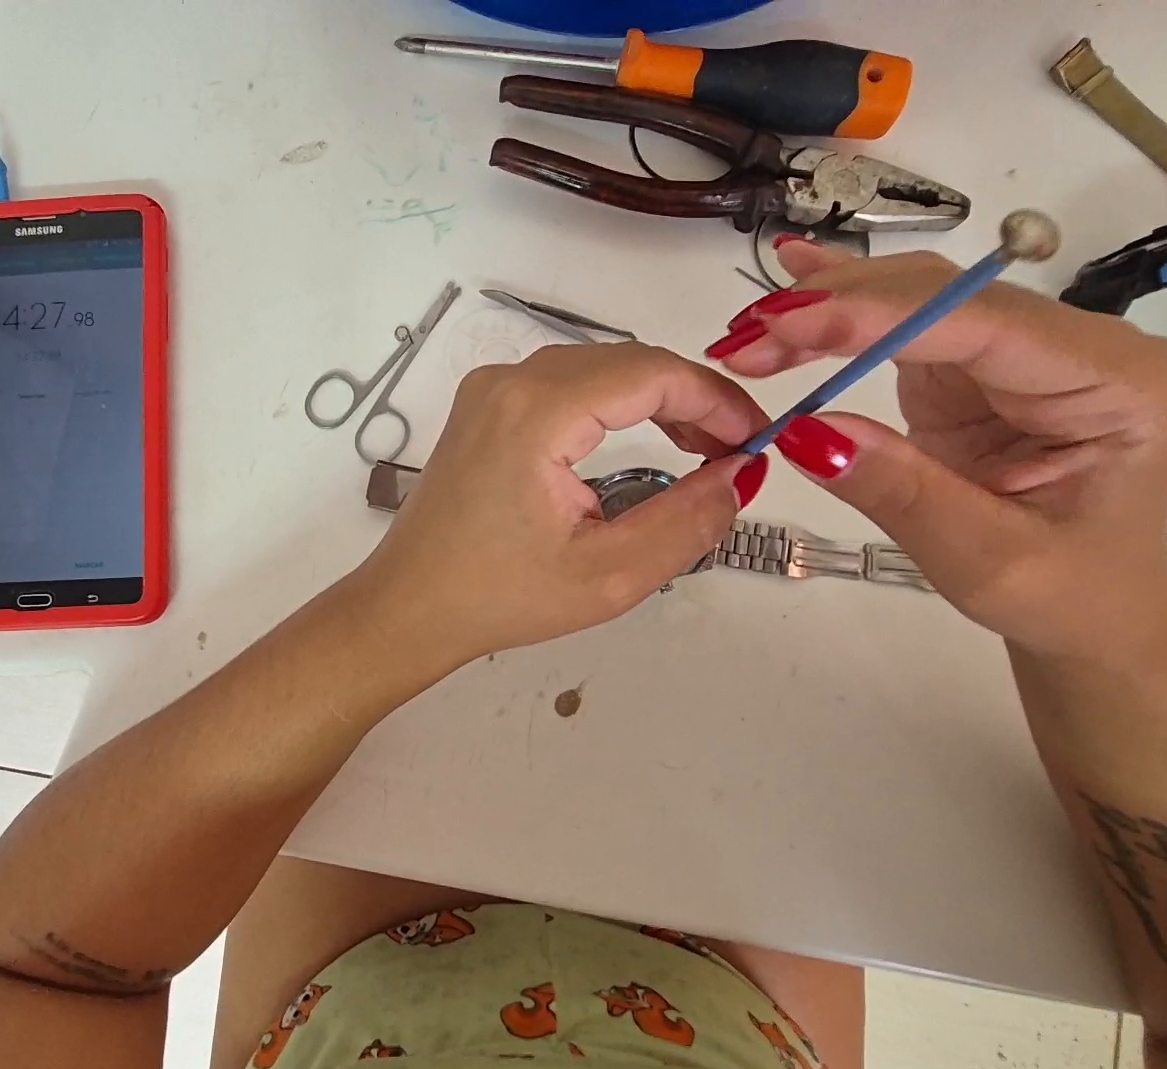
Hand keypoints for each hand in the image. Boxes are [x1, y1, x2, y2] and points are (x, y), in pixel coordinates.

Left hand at [351, 343, 768, 667]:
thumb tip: (737, 477)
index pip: (650, 374)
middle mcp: (507, 382)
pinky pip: (560, 386)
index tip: (757, 438)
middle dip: (688, 399)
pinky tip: (634, 441)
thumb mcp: (608, 575)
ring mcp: (487, 391)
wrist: (409, 607)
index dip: (715, 399)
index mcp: (536, 412)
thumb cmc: (500, 598)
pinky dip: (607, 405)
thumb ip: (686, 521)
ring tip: (696, 449)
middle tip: (732, 452)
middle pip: (623, 363)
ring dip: (650, 399)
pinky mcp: (480, 410)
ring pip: (594, 370)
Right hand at [708, 242, 1166, 659]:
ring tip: (746, 333)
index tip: (779, 324)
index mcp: (1111, 383)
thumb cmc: (1061, 593)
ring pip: (914, 299)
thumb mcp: (982, 557)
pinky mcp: (971, 371)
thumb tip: (800, 432)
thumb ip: (896, 489)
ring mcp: (1018, 353)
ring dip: (826, 309)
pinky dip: (843, 308)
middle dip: (836, 308)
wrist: (1090, 607)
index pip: (980, 324)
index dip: (875, 316)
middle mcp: (1072, 347)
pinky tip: (798, 270)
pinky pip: (902, 325)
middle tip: (741, 339)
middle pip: (944, 296)